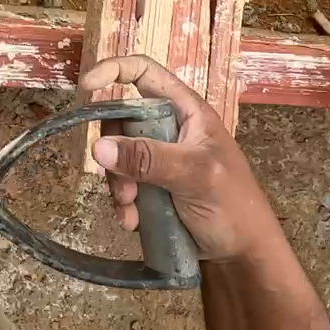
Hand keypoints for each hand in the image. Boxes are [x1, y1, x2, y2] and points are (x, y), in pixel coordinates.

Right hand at [81, 56, 286, 262]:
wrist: (243, 259)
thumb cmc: (235, 207)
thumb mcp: (195, 175)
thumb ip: (148, 159)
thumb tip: (99, 147)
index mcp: (185, 111)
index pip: (144, 72)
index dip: (113, 70)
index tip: (86, 87)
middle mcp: (168, 128)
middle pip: (120, 118)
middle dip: (113, 150)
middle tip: (122, 181)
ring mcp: (157, 156)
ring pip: (116, 153)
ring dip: (117, 182)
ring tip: (131, 208)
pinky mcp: (149, 183)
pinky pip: (120, 181)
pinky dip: (122, 201)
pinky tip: (134, 220)